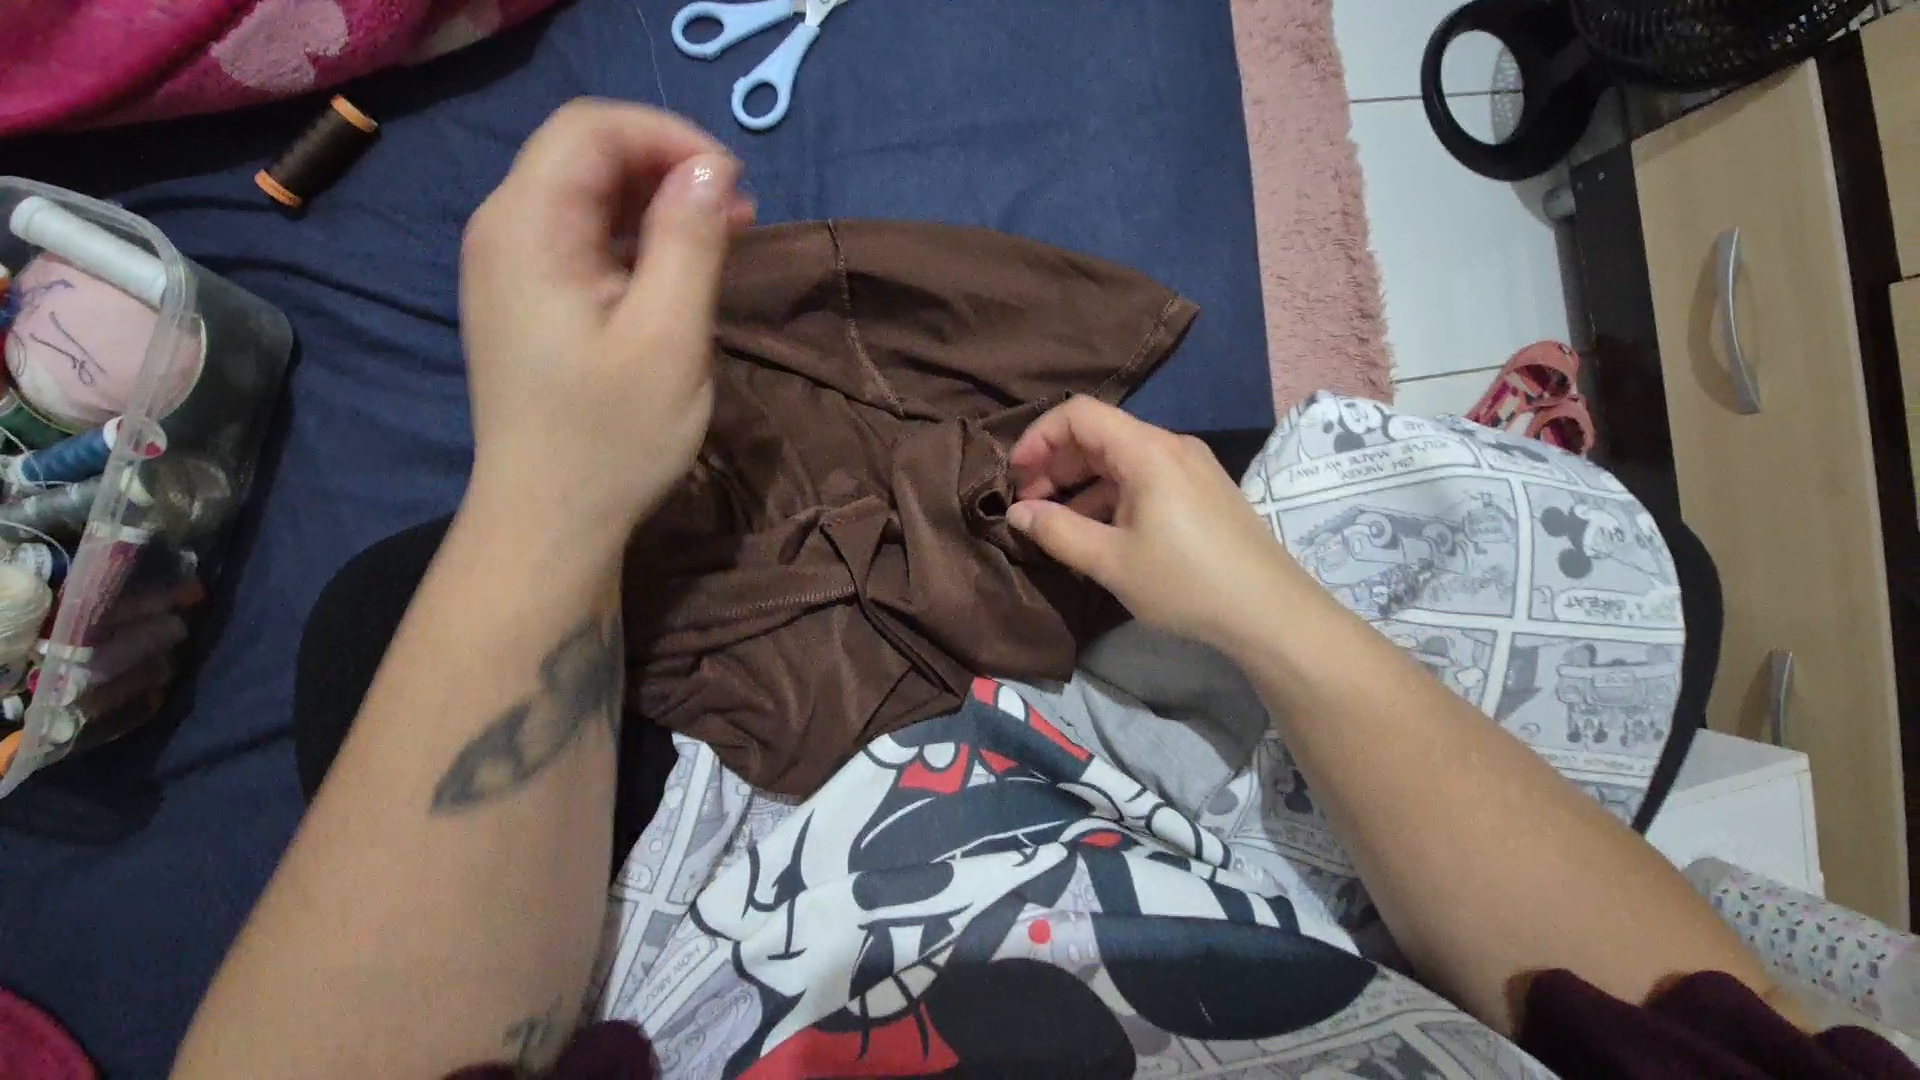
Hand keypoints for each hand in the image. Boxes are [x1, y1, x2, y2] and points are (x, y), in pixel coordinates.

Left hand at [459, 100, 754, 541]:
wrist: (549, 520)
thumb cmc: (612, 436)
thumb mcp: (669, 337)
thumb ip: (690, 242)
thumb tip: (712, 169)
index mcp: (528, 226)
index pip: (591, 127)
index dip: (669, 137)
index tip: (734, 184)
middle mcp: (505, 231)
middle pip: (585, 156)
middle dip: (668, 170)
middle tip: (739, 216)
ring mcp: (511, 269)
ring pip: (587, 199)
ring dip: (658, 207)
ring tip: (724, 241)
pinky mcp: (528, 303)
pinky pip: (583, 243)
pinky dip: (636, 243)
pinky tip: (678, 274)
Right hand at [1006, 396, 1306, 651]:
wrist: (1270, 613)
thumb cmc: (1186, 583)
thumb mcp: (1111, 561)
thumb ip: (1057, 531)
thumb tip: (1016, 513)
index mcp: (1148, 451)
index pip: (1079, 414)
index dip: (1038, 437)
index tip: (1014, 476)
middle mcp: (1170, 447)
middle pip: (1099, 435)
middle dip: (1055, 465)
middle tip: (1027, 505)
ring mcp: (1190, 468)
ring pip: (1120, 460)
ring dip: (1080, 486)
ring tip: (1054, 525)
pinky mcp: (1201, 491)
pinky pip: (1143, 479)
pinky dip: (1110, 497)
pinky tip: (1096, 533)